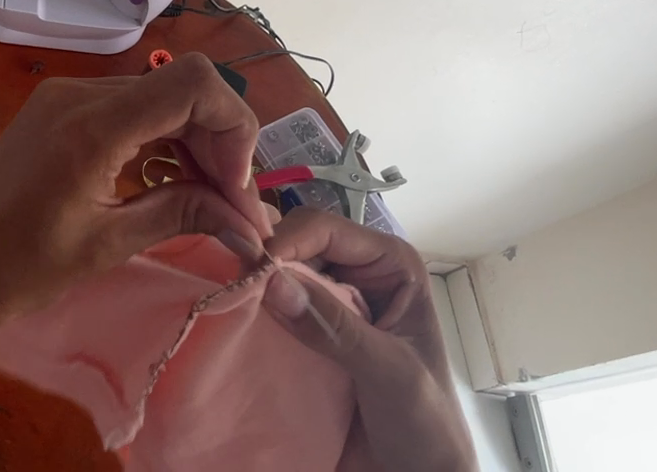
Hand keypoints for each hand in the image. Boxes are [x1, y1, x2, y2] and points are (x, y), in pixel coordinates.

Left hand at [0, 53, 272, 330]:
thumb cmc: (17, 266)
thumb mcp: (107, 245)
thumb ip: (181, 215)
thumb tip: (249, 225)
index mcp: (92, 124)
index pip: (192, 82)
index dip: (232, 126)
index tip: (235, 188)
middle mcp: (81, 93)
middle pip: (181, 89)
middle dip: (220, 145)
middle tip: (235, 210)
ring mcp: (68, 95)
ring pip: (159, 98)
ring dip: (195, 144)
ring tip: (210, 203)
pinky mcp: (62, 107)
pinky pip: (131, 109)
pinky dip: (162, 140)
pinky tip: (172, 182)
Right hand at [260, 208, 478, 471]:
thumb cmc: (426, 427)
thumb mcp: (389, 374)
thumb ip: (335, 328)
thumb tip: (272, 281)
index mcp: (389, 262)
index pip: (323, 228)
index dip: (284, 242)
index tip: (251, 273)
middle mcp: (356, 269)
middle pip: (293, 240)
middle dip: (263, 259)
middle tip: (235, 287)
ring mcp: (329, 297)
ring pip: (276, 268)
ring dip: (253, 282)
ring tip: (230, 300)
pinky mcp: (306, 326)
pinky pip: (268, 301)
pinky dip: (250, 306)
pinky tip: (236, 316)